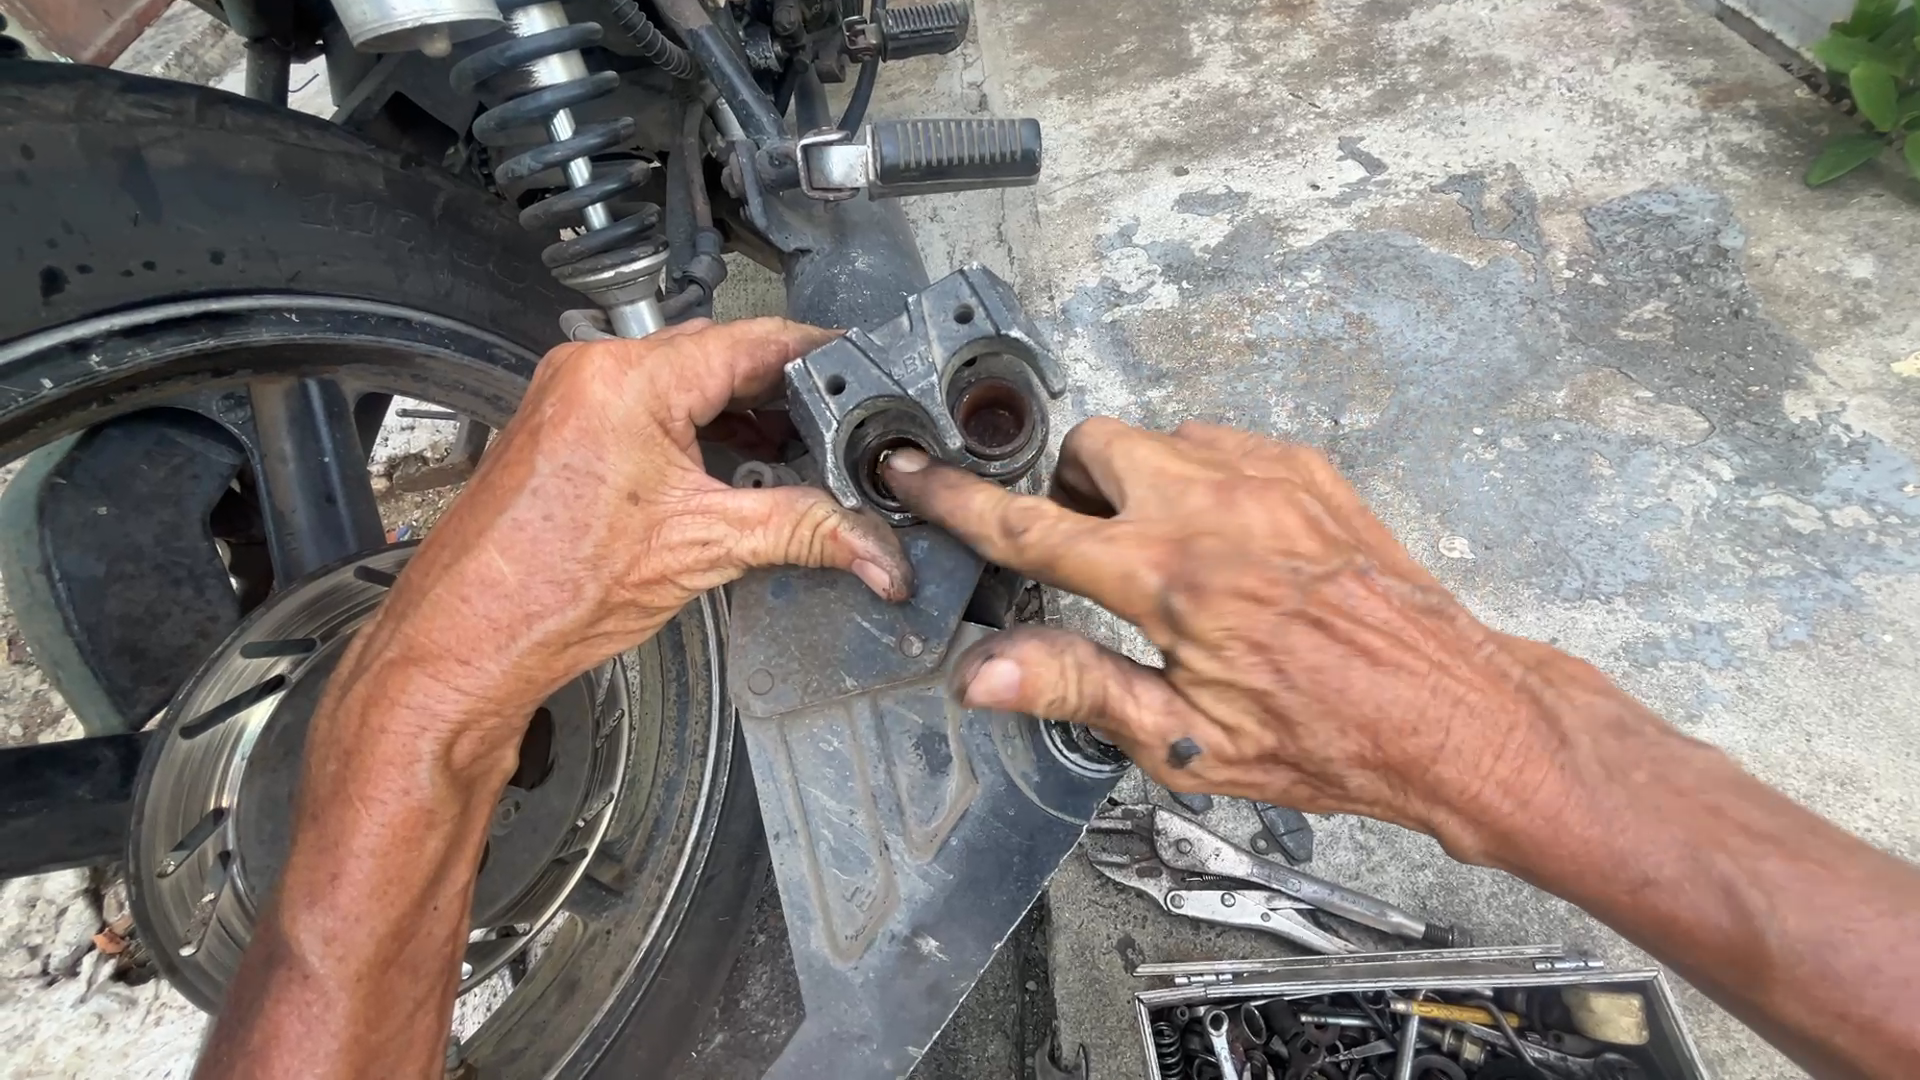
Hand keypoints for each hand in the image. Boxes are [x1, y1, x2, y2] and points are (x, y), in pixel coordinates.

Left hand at [349, 318, 912, 768]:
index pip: (751, 340)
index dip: (815, 349)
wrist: (470, 637)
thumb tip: (872, 545)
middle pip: (721, 355)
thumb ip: (804, 532)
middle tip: (836, 419)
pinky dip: (703, 425)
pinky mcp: (571, 425)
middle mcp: (596, 372)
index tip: (856, 360)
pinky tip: (732, 460)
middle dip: (784, 387)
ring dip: (743, 409)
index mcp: (629, 382)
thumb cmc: (550, 588)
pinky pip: (655, 404)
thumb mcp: (705, 549)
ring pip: (688, 379)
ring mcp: (577, 395)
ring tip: (792, 446)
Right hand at [881, 419, 1660, 862]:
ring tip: (1159, 545)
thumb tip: (984, 673)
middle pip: (1088, 445)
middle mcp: (1209, 506)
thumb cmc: (1322, 737)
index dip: (958, 499)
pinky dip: (1192, 475)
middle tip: (1089, 543)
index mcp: (1166, 578)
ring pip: (1151, 436)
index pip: (1029, 527)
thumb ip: (1075, 686)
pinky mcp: (1304, 468)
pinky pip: (1213, 441)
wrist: (1452, 712)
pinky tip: (1221, 533)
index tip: (917, 472)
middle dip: (1068, 486)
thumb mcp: (1183, 739)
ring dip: (1131, 481)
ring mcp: (1262, 475)